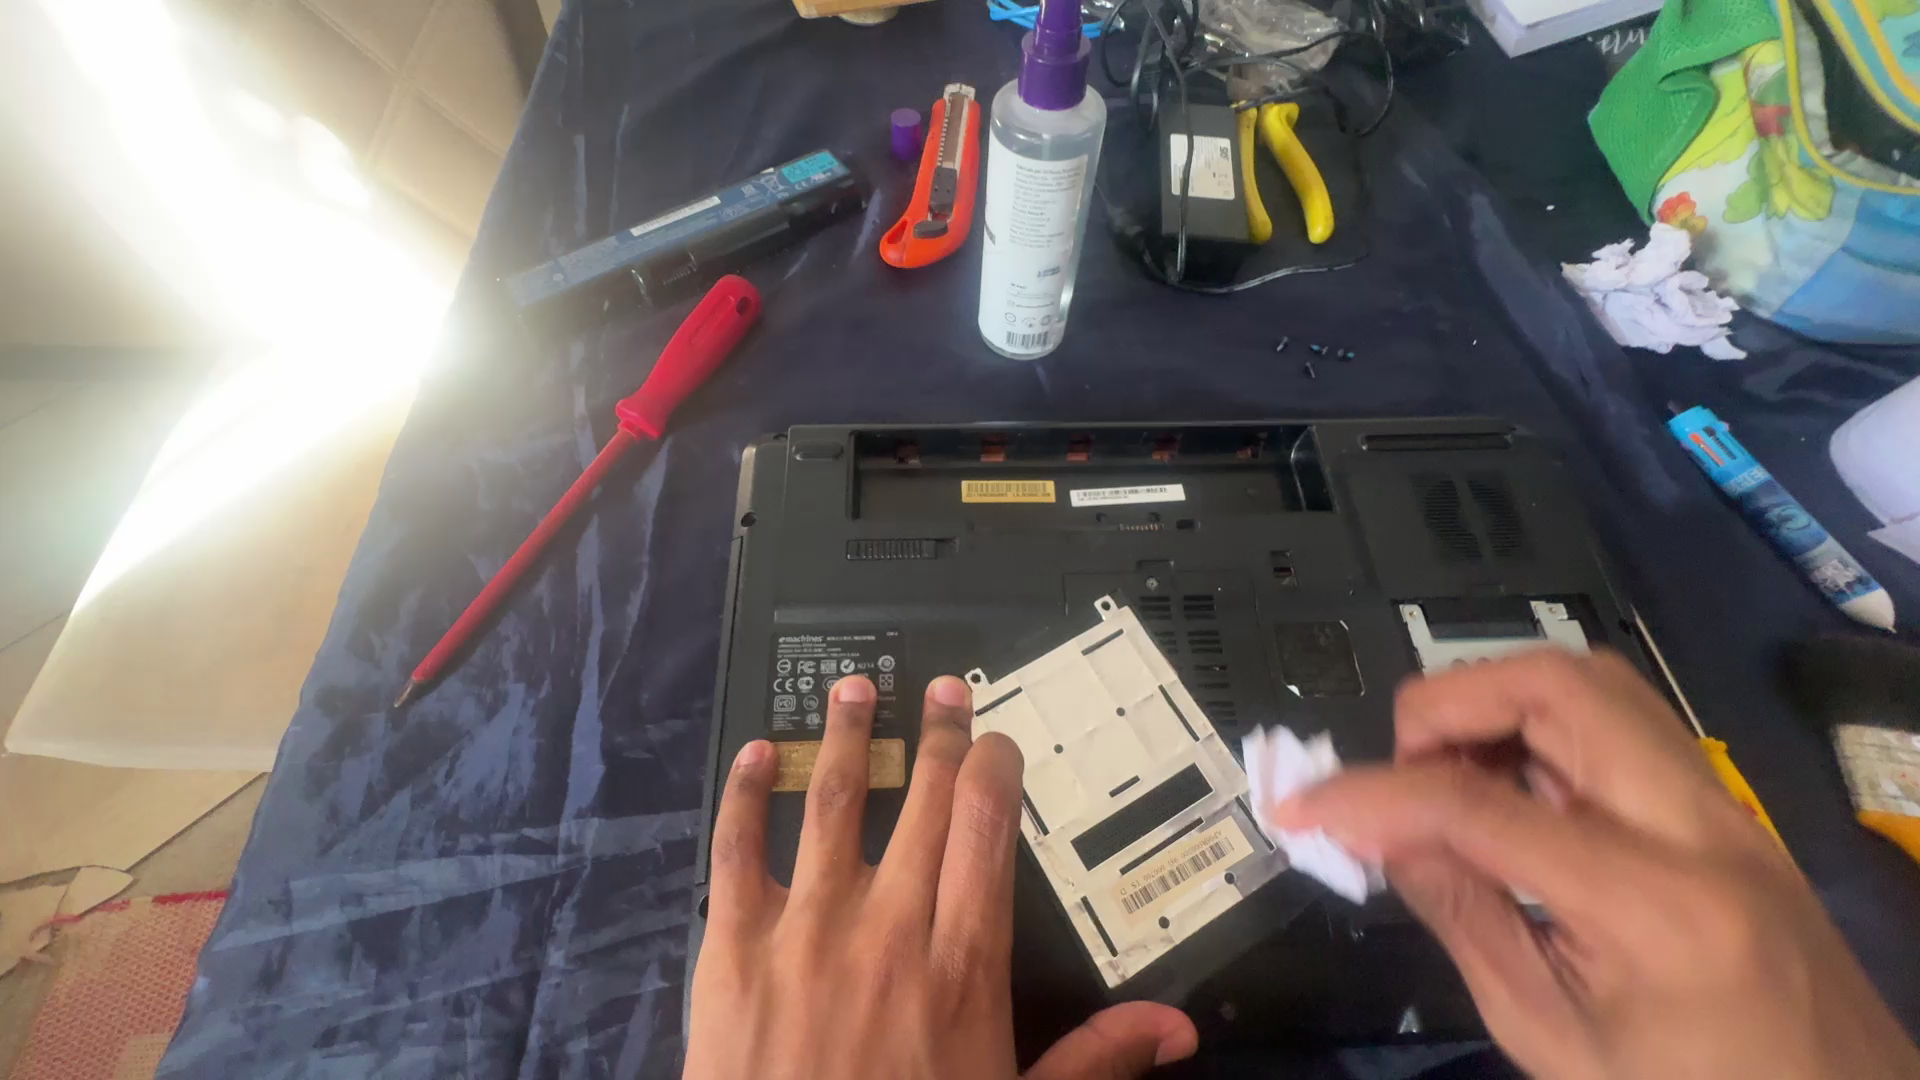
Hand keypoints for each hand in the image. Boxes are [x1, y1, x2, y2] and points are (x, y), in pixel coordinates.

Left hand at [685, 673, 1198, 1079]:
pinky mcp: (733, 951)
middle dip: (936, 735)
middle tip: (941, 690)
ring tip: (855, 689)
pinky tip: (757, 753)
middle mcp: (886, 930)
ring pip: (831, 803)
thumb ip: (1095, 1061)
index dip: (992, 767)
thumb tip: (1177, 1028)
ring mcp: (805, 932)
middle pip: (921, 800)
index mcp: (959, 966)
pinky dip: (745, 795)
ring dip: (845, 738)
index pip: (985, 827)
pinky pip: (736, 852)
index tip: (993, 741)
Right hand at [1274, 649, 1919, 1079]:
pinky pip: (1605, 715)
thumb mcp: (1544, 1029)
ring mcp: (1721, 805)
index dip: (1366, 795)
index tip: (1302, 806)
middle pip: (1553, 685)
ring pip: (1583, 679)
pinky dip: (1527, 726)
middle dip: (1445, 709)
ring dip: (1488, 707)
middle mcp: (1700, 827)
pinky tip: (1508, 790)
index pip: (1475, 804)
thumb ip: (1454, 910)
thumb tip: (1374, 831)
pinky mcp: (1715, 803)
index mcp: (1657, 907)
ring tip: (1452, 776)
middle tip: (1405, 771)